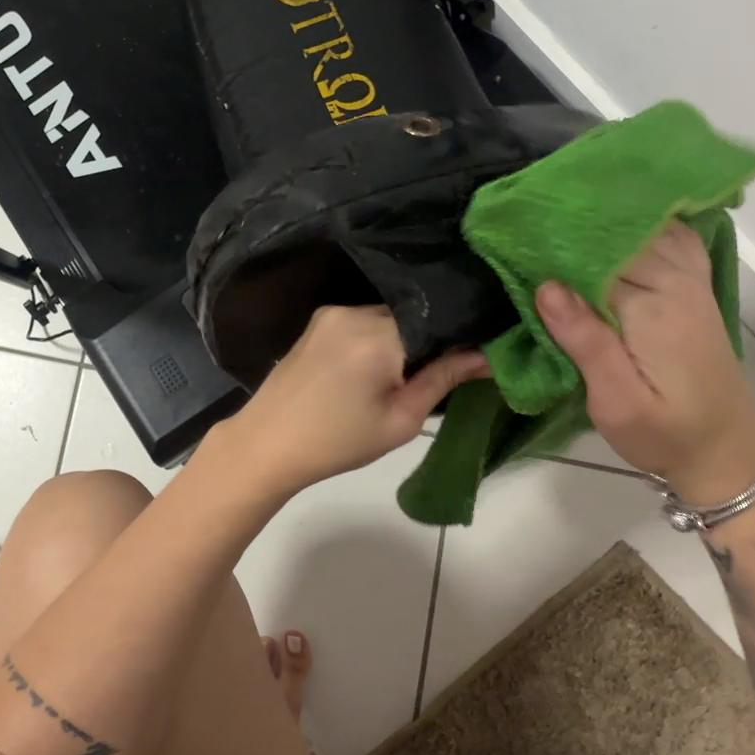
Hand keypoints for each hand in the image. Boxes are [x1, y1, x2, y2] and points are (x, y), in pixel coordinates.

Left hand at [204, 306, 489, 495]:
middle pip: (413, 313)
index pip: (439, 317)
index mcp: (377, 334)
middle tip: (449, 368)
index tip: (481, 354)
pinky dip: (380, 337)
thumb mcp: (401, 419)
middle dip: (434, 337)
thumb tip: (488, 355)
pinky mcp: (317, 322)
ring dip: (405, 337)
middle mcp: (353, 311)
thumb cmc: (337, 442)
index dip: (462, 335)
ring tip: (412, 371)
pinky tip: (380, 367)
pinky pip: (363, 321)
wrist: (267, 443)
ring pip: (389, 316)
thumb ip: (444, 379)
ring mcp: (331, 313)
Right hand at [537, 222, 754, 503]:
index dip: (553, 243)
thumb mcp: (617, 401)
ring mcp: (691, 282)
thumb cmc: (663, 432)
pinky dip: (639, 225)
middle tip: (521, 224)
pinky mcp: (693, 288)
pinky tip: (610, 227)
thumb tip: (547, 286)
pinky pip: (670, 238)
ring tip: (555, 220)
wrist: (726, 451)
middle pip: (618, 235)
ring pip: (643, 229)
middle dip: (571, 227)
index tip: (512, 234)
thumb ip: (586, 342)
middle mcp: (678, 283)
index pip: (594, 257)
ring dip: (602, 222)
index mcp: (654, 308)